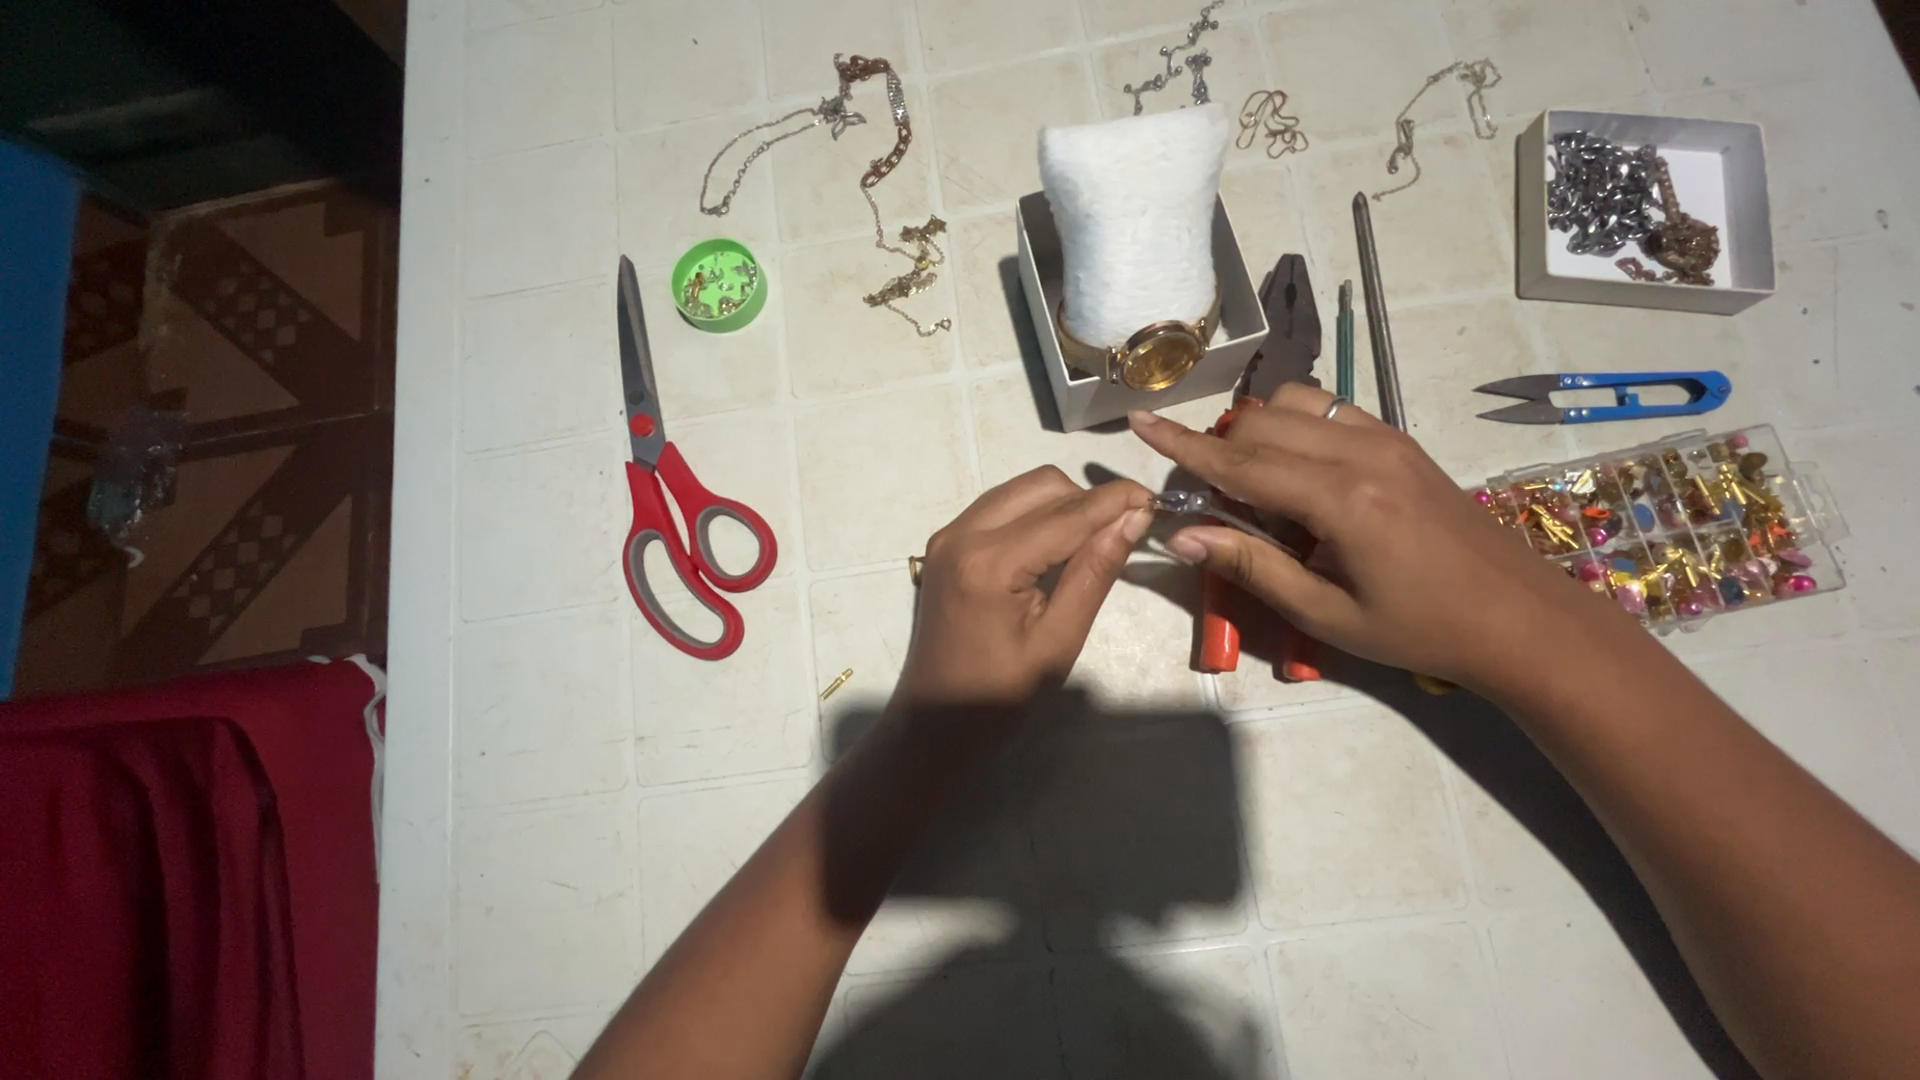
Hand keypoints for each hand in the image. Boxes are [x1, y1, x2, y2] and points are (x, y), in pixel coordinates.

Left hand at [898, 467, 1152, 707]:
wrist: (936, 722)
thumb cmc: (1002, 695)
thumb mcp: (1059, 639)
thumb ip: (1095, 572)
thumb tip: (1133, 518)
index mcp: (990, 563)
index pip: (1068, 513)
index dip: (1116, 501)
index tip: (1156, 500)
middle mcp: (963, 534)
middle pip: (1042, 485)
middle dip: (1088, 500)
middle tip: (1122, 531)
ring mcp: (948, 535)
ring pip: (1019, 489)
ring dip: (1061, 503)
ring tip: (1092, 539)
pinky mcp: (945, 543)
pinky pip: (998, 506)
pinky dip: (1033, 513)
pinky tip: (1053, 546)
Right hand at [1129, 385, 1623, 687]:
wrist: (1518, 617)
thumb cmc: (1418, 628)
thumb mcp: (1325, 612)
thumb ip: (1250, 566)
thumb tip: (1182, 535)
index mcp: (1342, 499)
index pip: (1240, 462)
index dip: (1182, 444)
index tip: (1138, 421)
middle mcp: (1361, 451)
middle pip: (1260, 423)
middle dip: (1219, 450)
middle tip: (1213, 503)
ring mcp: (1385, 438)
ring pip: (1293, 403)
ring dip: (1257, 432)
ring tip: (1255, 485)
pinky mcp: (1399, 440)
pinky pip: (1327, 410)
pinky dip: (1293, 427)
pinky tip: (1297, 471)